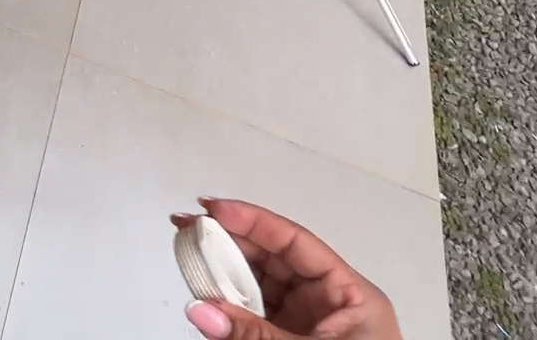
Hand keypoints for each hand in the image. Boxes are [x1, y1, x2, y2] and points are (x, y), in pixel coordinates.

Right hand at [171, 198, 402, 339]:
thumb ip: (253, 335)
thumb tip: (196, 310)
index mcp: (350, 296)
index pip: (294, 241)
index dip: (251, 220)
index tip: (211, 208)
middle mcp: (327, 302)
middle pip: (270, 257)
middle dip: (228, 242)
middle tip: (186, 227)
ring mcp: (307, 323)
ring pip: (258, 282)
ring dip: (222, 271)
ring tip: (187, 257)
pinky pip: (253, 310)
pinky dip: (228, 302)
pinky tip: (204, 293)